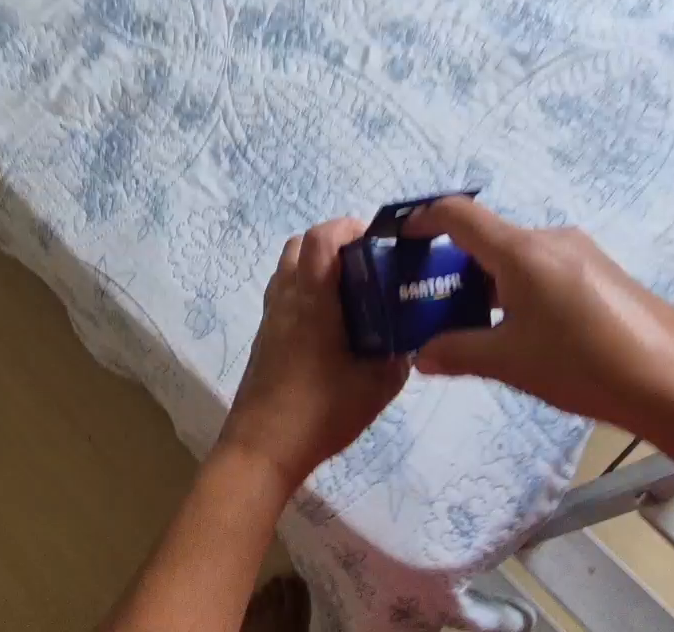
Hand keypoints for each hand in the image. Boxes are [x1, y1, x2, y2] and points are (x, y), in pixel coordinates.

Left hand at [216, 219, 409, 491]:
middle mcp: (287, 296)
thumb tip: (410, 336)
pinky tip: (330, 317)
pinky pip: (284, 289)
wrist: (263, 446)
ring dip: (317, 262)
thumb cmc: (321, 412)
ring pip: (289, 265)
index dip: (346, 227)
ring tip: (351, 288)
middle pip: (301, 244)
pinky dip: (306, 285)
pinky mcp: (266, 332)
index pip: (321, 239)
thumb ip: (398, 354)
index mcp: (313, 299)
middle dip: (334, 241)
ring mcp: (271, 314)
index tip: (376, 238)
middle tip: (366, 261)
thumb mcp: (377, 386)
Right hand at [403, 198, 673, 436]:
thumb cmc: (582, 365)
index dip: (423, 218)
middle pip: (489, 237)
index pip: (458, 215)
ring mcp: (582, 253)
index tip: (402, 237)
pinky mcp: (605, 272)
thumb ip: (458, 352)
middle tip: (440, 303)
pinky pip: (547, 267)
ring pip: (519, 254)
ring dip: (491, 279)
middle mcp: (550, 238)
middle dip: (457, 264)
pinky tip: (533, 330)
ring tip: (484, 324)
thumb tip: (421, 356)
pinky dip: (523, 286)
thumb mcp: (510, 362)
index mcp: (520, 250)